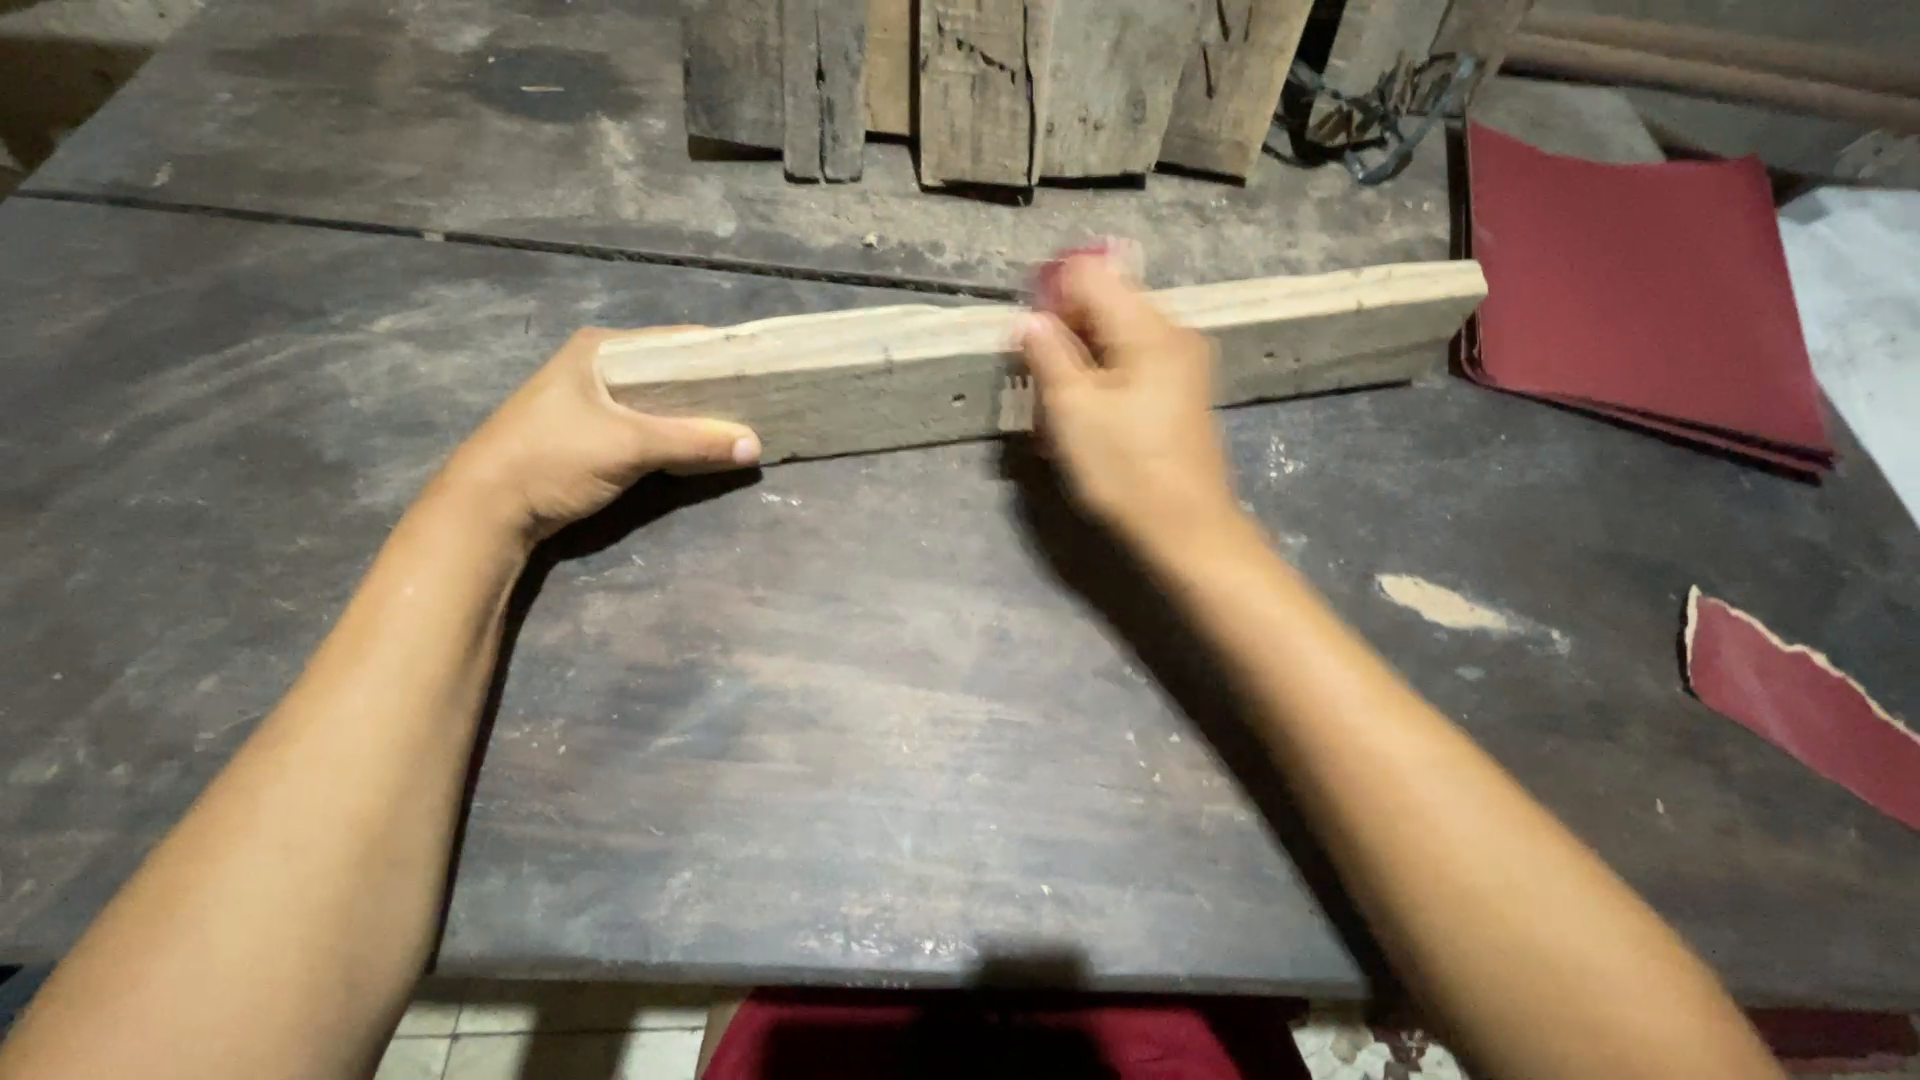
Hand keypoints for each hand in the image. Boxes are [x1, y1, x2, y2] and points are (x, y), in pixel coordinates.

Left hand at [438, 326, 760, 542]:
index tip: (763, 371)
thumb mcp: (628, 446)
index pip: (676, 342)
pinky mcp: (597, 435)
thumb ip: (693, 442)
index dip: (719, 356)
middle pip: (671, 373)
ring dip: (697, 418)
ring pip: (662, 404)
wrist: (489, 507)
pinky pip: (651, 429)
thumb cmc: (553, 458)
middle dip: (713, 390)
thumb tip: (754, 446)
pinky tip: (706, 448)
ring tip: (743, 425)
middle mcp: (601, 367)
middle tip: (760, 403)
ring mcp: (597, 402)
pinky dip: (678, 438)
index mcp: (602, 349)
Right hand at [1020, 257, 1243, 552]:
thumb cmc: (1123, 467)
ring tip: (1060, 406)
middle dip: (1065, 332)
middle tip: (1038, 379)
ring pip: (1116, 338)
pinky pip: (1133, 365)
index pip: (1091, 273)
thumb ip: (1047, 353)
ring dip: (1080, 361)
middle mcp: (1173, 333)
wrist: (1185, 528)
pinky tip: (1087, 418)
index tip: (1028, 337)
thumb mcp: (1072, 408)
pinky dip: (1103, 380)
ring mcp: (1182, 364)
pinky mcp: (1181, 393)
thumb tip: (1029, 319)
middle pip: (1106, 303)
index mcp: (1149, 328)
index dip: (1051, 294)